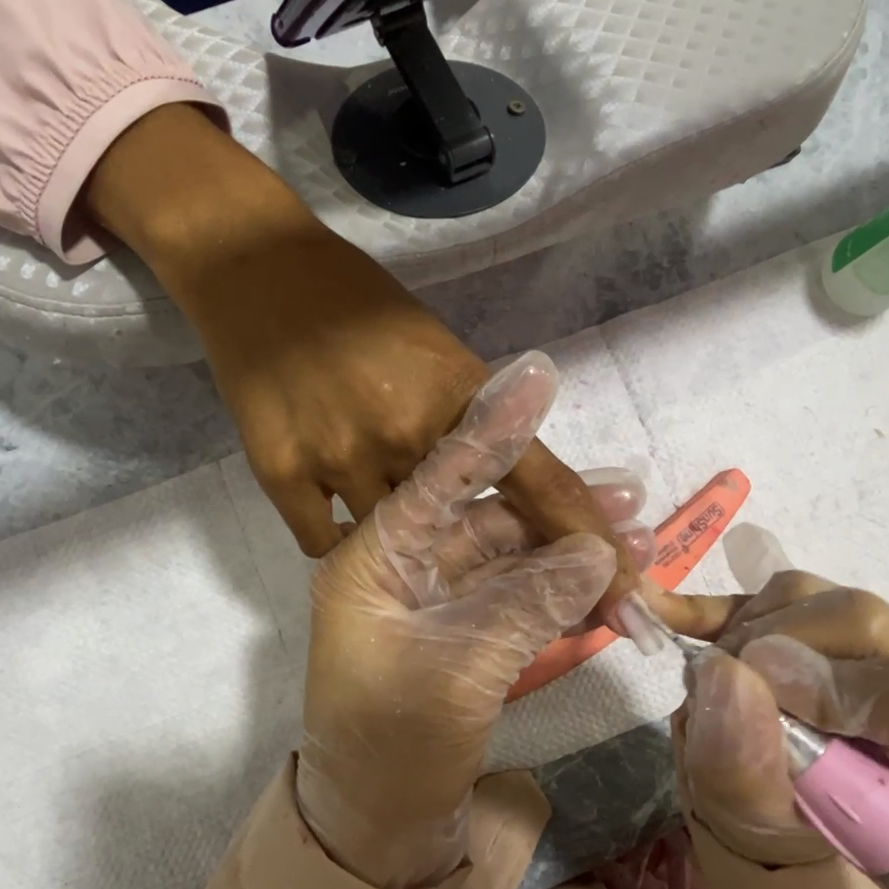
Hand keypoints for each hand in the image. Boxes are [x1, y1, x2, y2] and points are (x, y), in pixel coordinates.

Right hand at [80, 104, 685, 642]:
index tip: (632, 595)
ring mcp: (340, 456)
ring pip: (397, 545)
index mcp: (459, 393)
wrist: (256, 269)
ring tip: (416, 565)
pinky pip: (327, 542)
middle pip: (479, 531)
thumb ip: (478, 416)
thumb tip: (519, 474)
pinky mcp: (282, 473)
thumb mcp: (439, 349)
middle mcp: (407, 433)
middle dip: (525, 581)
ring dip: (417, 562)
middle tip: (564, 618)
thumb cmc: (359, 302)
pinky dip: (346, 543)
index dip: (592, 542)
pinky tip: (350, 535)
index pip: (543, 482)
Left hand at [294, 353, 645, 888]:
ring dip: (569, 549)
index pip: (441, 477)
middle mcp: (401, 565)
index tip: (539, 375)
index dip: (493, 428)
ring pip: (508, 554)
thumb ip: (528, 605)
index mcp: (374, 559)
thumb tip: (598, 554)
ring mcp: (433, 597)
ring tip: (639, 538)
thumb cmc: (393, 747)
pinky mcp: (459, 629)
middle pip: (487, 515)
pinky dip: (559, 588)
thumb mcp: (460, 673)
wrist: (376, 826)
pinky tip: (607, 582)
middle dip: (558, 509)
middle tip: (630, 496)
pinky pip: (514, 592)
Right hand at [673, 570, 888, 865]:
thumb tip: (723, 673)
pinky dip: (710, 608)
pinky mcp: (819, 615)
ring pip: (812, 596)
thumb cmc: (786, 838)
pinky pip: (767, 591)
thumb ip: (745, 767)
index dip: (837, 685)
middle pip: (860, 621)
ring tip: (715, 681)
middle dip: (771, 650)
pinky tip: (665, 615)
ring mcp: (873, 638)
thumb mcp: (761, 830)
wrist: (773, 814)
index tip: (762, 692)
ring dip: (743, 632)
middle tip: (720, 688)